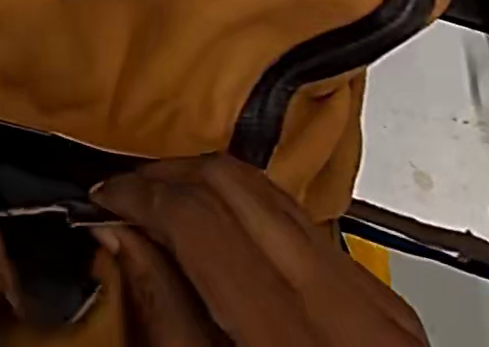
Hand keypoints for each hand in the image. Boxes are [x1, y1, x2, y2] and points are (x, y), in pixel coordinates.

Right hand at [92, 154, 427, 346]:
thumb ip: (160, 311)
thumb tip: (115, 229)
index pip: (200, 221)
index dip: (140, 195)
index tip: (102, 197)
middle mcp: (348, 312)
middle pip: (232, 183)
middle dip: (165, 176)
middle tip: (124, 196)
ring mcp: (376, 302)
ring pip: (267, 189)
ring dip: (200, 183)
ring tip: (159, 204)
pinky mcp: (386, 301)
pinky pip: (299, 220)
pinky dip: (245, 209)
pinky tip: (214, 229)